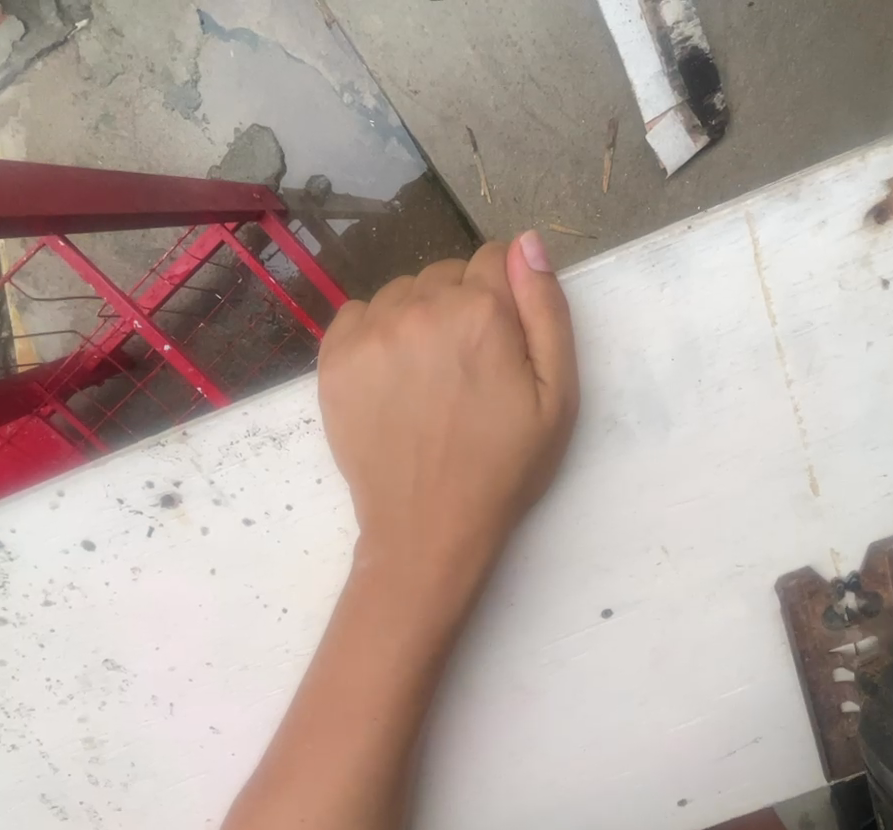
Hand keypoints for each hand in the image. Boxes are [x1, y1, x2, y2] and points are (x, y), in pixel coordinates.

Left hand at [317, 232, 579, 576]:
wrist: (429, 526)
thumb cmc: (504, 467)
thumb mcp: (558, 397)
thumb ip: (547, 311)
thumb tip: (527, 241)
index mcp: (481, 311)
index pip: (495, 260)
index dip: (506, 300)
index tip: (503, 346)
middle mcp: (420, 307)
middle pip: (447, 275)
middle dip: (463, 307)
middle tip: (469, 372)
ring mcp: (370, 331)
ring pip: (403, 293)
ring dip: (419, 318)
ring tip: (430, 381)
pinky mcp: (334, 358)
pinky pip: (359, 314)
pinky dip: (378, 334)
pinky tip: (394, 379)